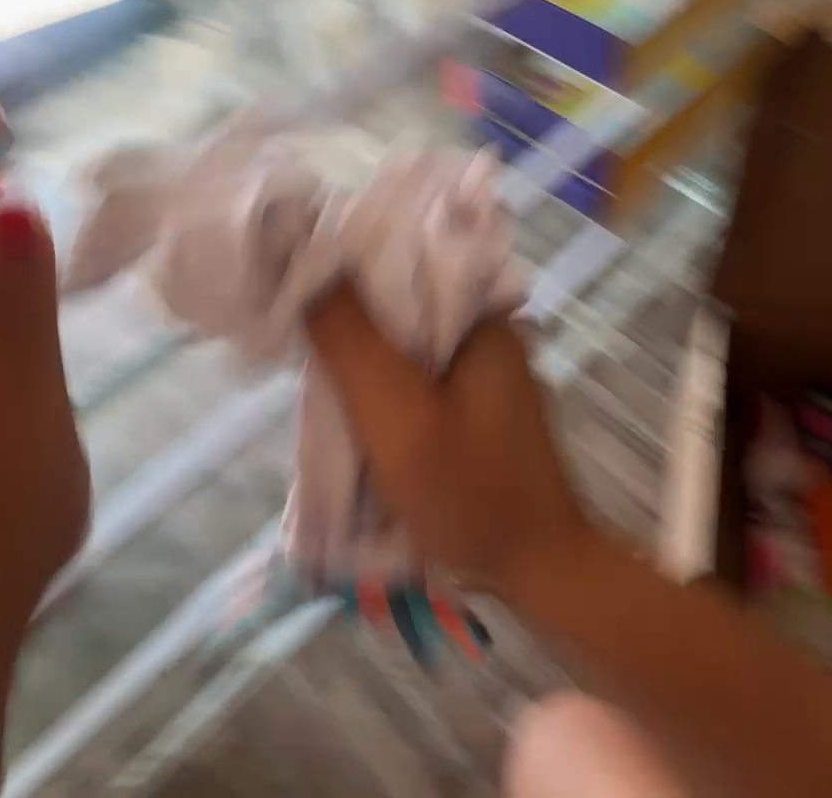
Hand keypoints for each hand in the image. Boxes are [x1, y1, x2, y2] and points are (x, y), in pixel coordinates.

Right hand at [305, 284, 595, 597]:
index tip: (294, 292)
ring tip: (321, 373)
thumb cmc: (470, 492)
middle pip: (403, 305)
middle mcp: (490, 332)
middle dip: (351, 320)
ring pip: (408, 343)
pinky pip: (422, 375)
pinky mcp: (481, 402)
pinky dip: (388, 384)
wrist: (537, 567)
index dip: (342, 274)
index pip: (402, 265)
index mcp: (481, 318)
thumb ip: (351, 341)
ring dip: (366, 357)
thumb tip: (309, 265)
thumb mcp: (398, 415)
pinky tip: (359, 404)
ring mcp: (489, 369)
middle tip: (300, 341)